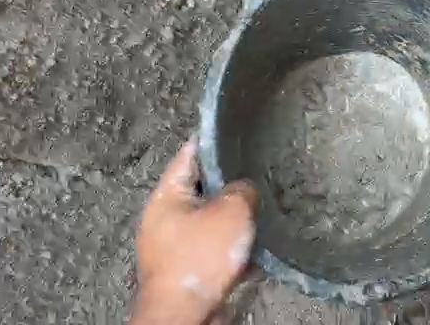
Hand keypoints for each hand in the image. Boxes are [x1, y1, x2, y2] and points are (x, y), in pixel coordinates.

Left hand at [132, 140, 259, 324]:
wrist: (184, 317)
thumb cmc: (201, 256)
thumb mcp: (233, 209)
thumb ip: (244, 188)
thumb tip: (246, 189)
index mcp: (166, 196)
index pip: (191, 152)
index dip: (216, 137)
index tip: (241, 124)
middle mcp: (165, 218)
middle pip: (204, 186)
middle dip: (232, 180)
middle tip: (261, 166)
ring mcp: (174, 245)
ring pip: (213, 217)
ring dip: (236, 215)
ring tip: (265, 202)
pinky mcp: (188, 268)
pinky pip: (216, 245)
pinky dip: (234, 242)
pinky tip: (258, 238)